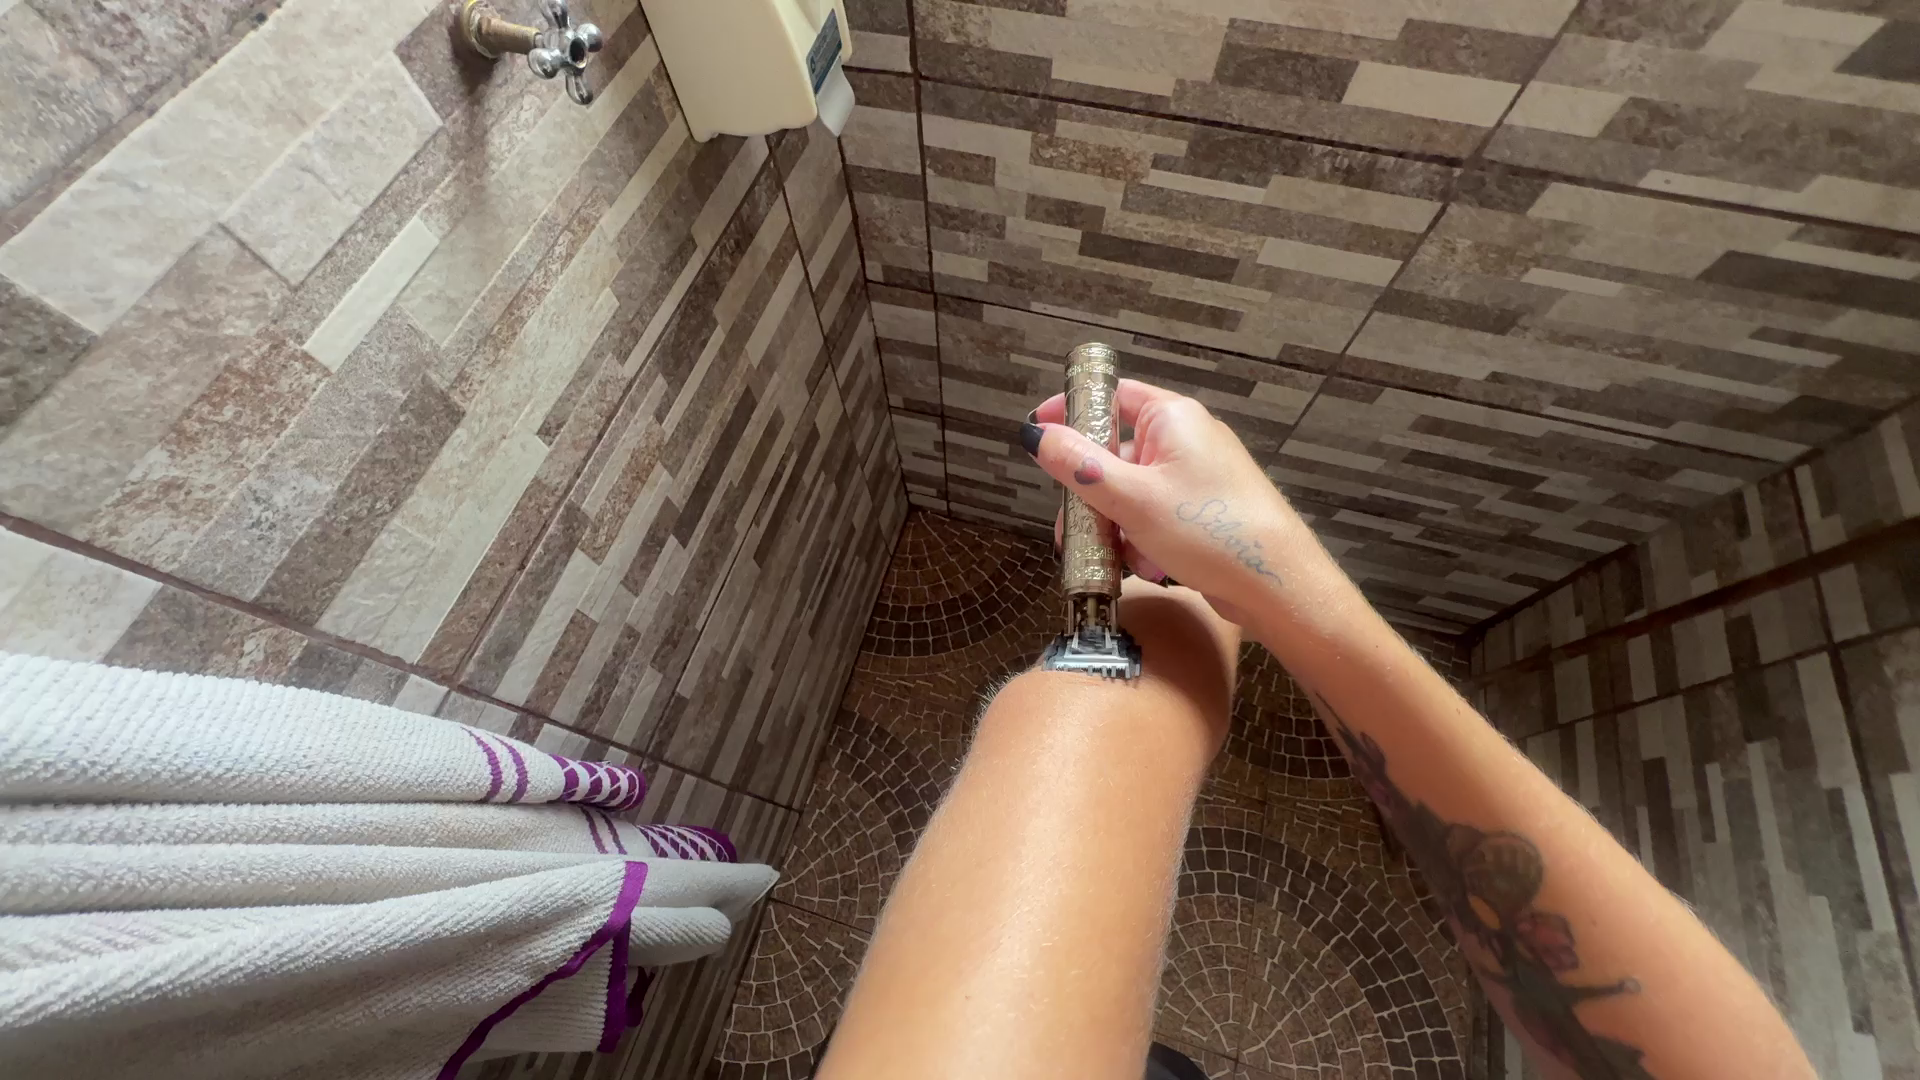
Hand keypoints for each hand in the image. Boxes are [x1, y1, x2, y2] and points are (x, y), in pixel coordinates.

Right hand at [1023, 380, 1329, 627]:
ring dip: (1114, 525)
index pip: (1111, 394)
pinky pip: (1153, 513)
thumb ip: (1078, 465)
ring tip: (1119, 559)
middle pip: (1114, 453)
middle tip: (1070, 530)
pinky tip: (1148, 567)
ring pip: (1130, 491)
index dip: (1070, 410)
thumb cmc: (1206, 529)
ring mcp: (1196, 475)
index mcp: (1171, 417)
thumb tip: (1034, 435)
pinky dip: (1141, 538)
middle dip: (1090, 494)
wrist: (1277, 585)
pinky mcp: (1203, 509)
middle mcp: (1184, 438)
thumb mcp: (1131, 497)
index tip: (1036, 433)